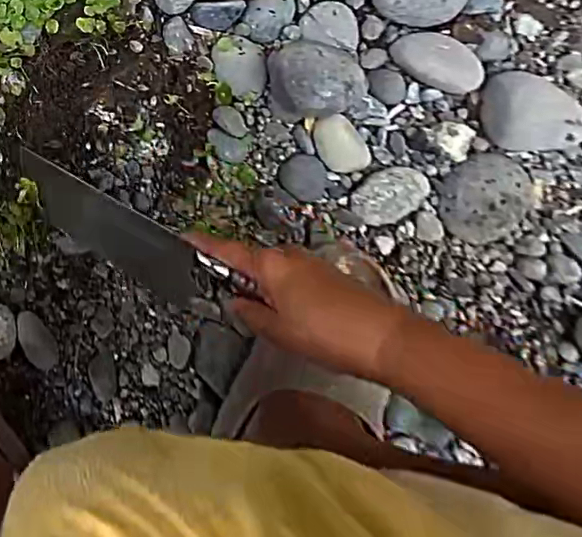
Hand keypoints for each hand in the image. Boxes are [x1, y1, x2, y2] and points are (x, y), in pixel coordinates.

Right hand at [185, 232, 421, 382]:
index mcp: (268, 264)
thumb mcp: (278, 332)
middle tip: (237, 300)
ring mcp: (313, 264)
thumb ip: (249, 314)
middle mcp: (289, 257)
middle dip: (242, 278)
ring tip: (275, 318)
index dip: (202, 245)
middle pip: (252, 261)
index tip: (186, 238)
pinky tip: (301, 318)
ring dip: (269, 288)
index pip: (224, 250)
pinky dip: (290, 292)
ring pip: (277, 271)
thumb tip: (236, 304)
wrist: (395, 343)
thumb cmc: (336, 336)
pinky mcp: (333, 276)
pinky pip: (297, 278)